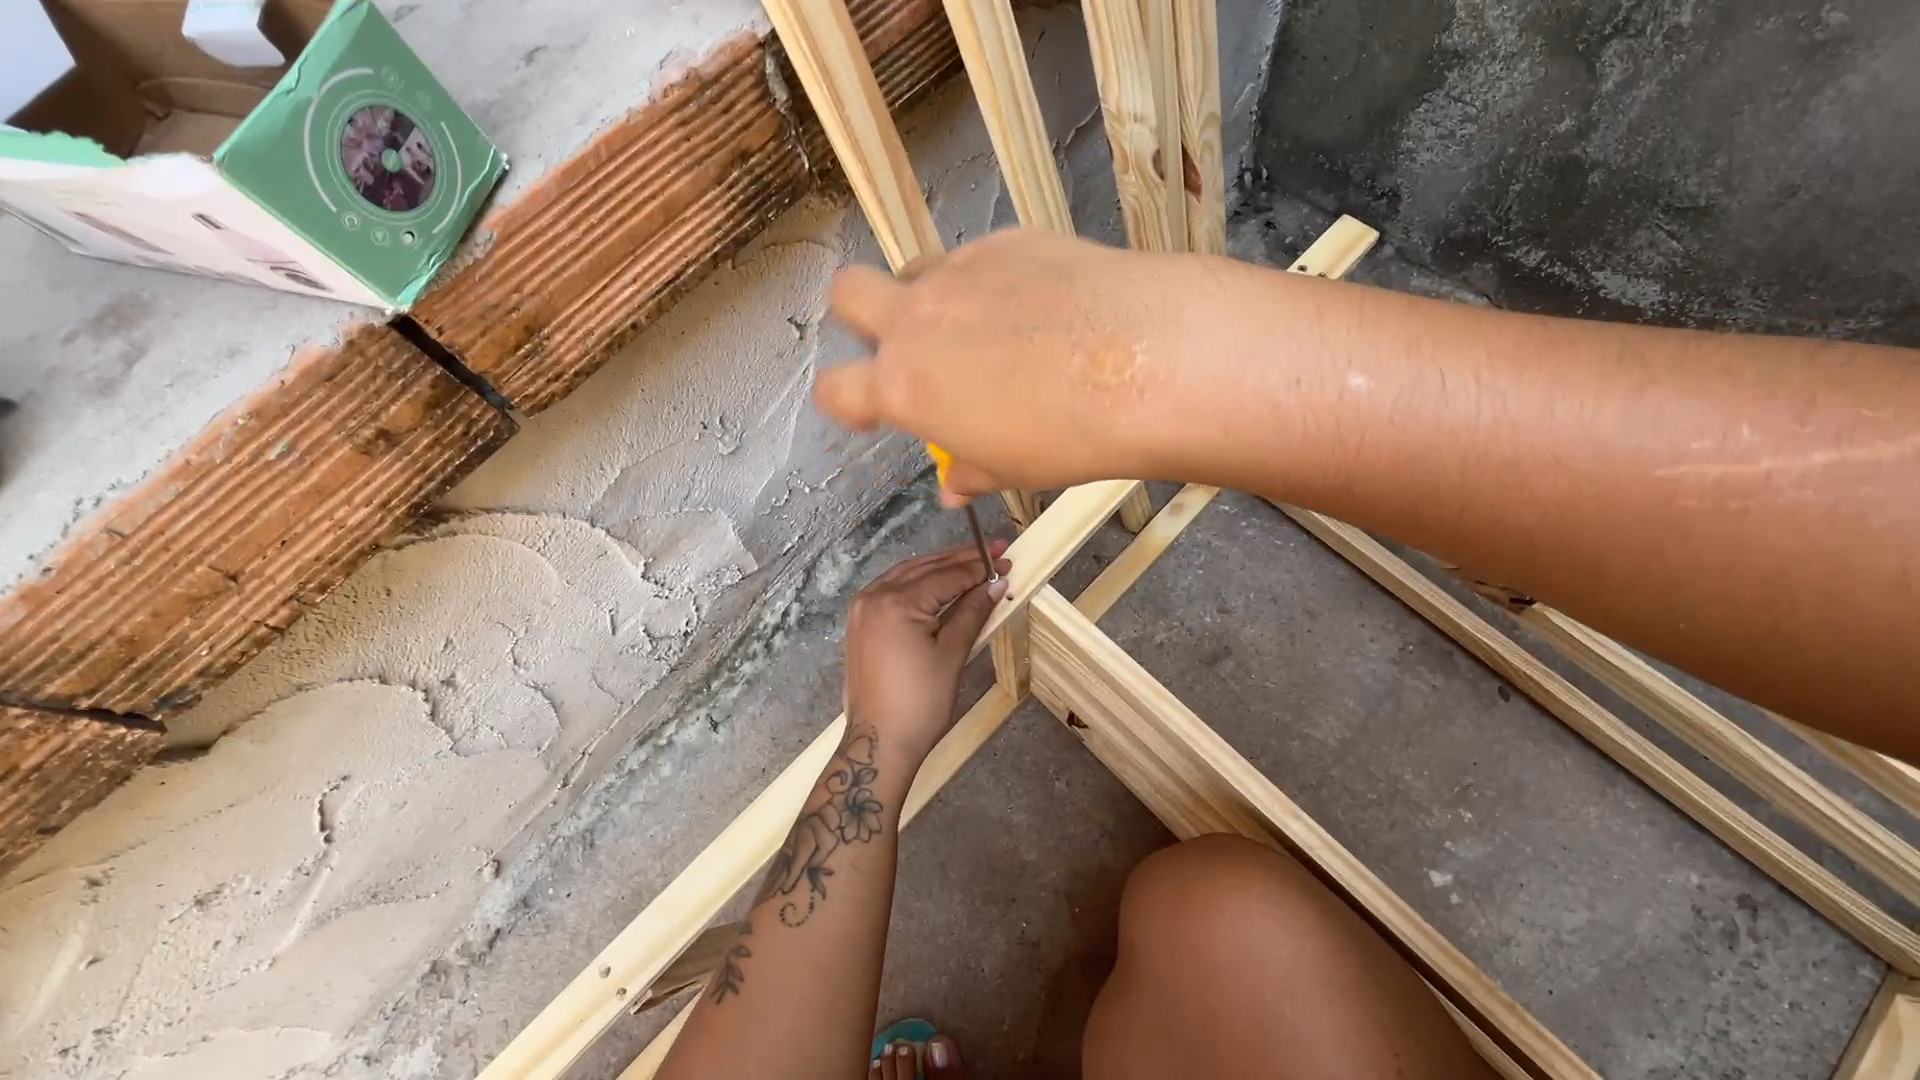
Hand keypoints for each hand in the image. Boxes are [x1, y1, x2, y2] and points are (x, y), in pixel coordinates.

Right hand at [817, 229, 1228, 498]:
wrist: (1143, 363)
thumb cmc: (1068, 438)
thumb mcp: (1013, 469)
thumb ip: (970, 471)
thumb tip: (953, 488)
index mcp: (905, 386)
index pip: (836, 388)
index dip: (845, 399)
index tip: (870, 409)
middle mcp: (918, 320)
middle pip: (847, 292)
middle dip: (860, 315)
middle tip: (907, 343)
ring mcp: (961, 272)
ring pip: (917, 268)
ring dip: (931, 296)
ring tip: (985, 325)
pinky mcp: (1008, 240)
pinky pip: (980, 257)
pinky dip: (993, 280)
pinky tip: (1042, 304)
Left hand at [843, 543, 1011, 762]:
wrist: (878, 743)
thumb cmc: (920, 703)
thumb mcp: (952, 654)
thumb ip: (972, 612)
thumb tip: (996, 584)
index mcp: (896, 602)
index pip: (947, 576)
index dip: (979, 568)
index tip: (1006, 560)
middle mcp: (874, 596)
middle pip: (925, 568)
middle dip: (961, 561)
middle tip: (995, 553)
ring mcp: (862, 609)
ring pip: (907, 576)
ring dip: (940, 568)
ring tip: (972, 564)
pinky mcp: (860, 624)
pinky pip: (892, 590)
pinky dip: (919, 584)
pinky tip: (939, 584)